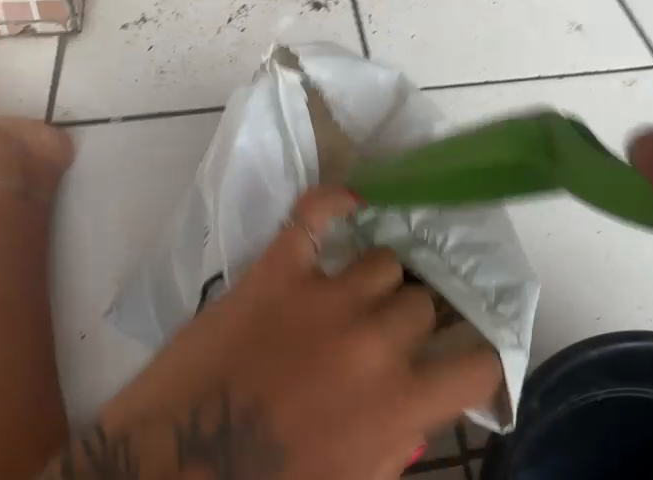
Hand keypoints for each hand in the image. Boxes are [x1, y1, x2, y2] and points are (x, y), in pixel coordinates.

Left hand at [79, 187, 500, 479]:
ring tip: (358, 293)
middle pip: (424, 303)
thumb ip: (394, 446)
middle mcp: (373, 341)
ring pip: (383, 260)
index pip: (477, 363)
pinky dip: (335, 201)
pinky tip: (350, 202)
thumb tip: (415, 414)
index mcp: (398, 405)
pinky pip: (315, 213)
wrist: (174, 464)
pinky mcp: (276, 270)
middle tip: (390, 334)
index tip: (464, 362)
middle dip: (414, 322)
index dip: (478, 362)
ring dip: (377, 279)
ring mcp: (324, 296)